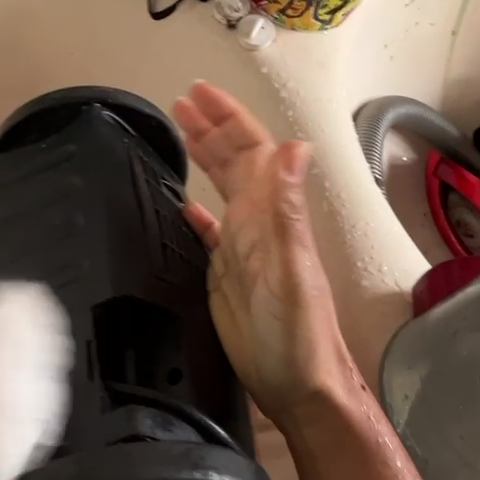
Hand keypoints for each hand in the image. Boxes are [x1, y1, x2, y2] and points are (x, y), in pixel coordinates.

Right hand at [173, 82, 354, 424]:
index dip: (228, 119)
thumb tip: (295, 145)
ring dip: (204, 157)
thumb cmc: (296, 334)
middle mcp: (259, 223)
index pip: (251, 151)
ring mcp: (243, 248)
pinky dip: (196, 212)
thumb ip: (288, 210)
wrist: (298, 386)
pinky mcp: (226, 275)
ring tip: (181, 131)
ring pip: (222, 188)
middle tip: (181, 101)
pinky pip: (210, 231)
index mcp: (272, 215)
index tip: (200, 92)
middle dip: (211, 127)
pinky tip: (183, 204)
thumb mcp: (291, 270)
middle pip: (235, 161)